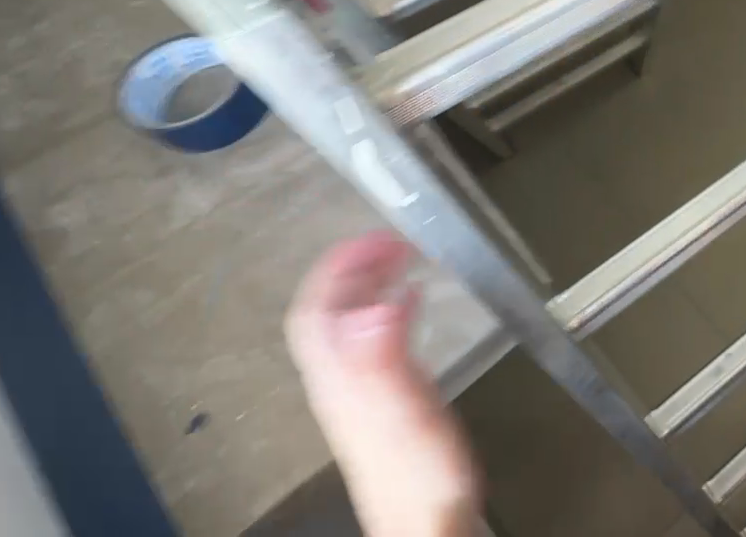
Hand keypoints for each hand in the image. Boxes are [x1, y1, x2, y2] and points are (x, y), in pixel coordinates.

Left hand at [286, 233, 480, 536]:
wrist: (426, 526)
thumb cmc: (422, 475)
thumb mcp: (405, 416)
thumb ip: (385, 365)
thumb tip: (373, 307)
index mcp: (344, 379)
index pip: (318, 315)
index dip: (337, 271)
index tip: (371, 238)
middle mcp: (344, 381)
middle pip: (329, 316)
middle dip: (353, 269)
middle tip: (392, 239)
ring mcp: (361, 391)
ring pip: (348, 325)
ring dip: (368, 284)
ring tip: (401, 256)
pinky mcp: (385, 399)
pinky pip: (373, 340)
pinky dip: (388, 307)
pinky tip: (411, 300)